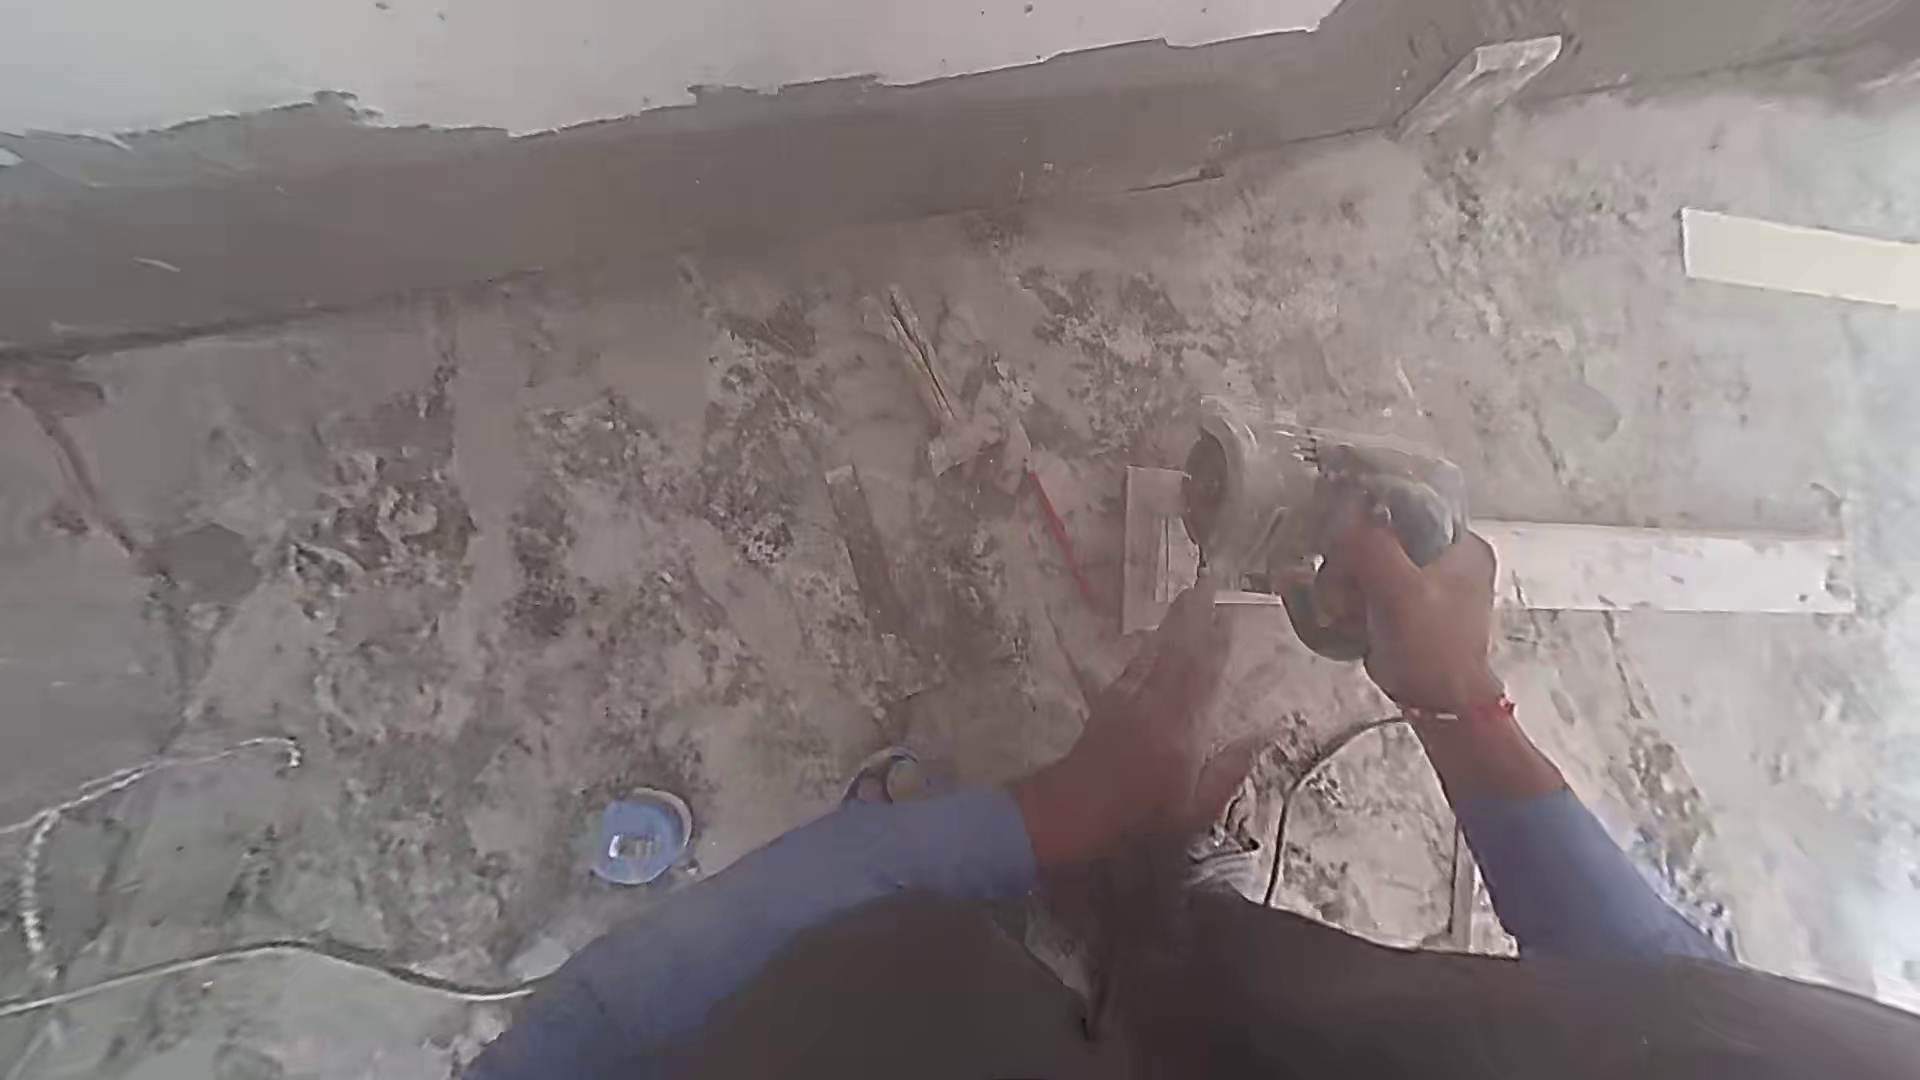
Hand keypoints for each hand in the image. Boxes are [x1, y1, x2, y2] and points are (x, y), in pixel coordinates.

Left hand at [1015, 578, 1255, 864]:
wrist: (1079, 805)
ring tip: (1184, 601)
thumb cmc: (1143, 813)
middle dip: (1192, 617)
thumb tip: (1262, 736)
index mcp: (1181, 726)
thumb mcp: (1198, 806)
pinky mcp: (1108, 699)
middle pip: (1176, 651)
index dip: (1217, 645)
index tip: (1229, 618)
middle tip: (1205, 586)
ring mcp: (1128, 697)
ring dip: (1169, 625)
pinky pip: (1130, 664)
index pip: (1204, 676)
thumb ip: (1230, 768)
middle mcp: (1154, 702)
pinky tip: (1149, 636)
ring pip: (1152, 652)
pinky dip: (1143, 646)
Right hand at [1330, 511, 1504, 713]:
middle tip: (1342, 577)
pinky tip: (1346, 609)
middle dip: (1355, 556)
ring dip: (1349, 578)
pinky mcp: (1409, 606)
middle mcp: (1450, 559)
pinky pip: (1371, 584)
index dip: (1373, 512)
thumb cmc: (1429, 643)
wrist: (1438, 700)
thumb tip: (1345, 509)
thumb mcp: (1399, 589)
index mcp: (1464, 547)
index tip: (1341, 528)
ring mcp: (1429, 584)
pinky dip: (1354, 593)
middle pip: (1386, 536)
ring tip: (1343, 601)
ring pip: (1373, 561)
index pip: (1411, 508)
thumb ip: (1373, 546)